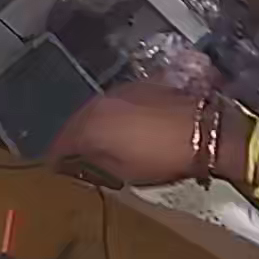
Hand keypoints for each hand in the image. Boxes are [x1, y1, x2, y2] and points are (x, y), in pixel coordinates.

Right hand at [45, 82, 208, 185]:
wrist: (204, 130)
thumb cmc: (162, 159)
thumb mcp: (124, 173)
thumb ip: (94, 164)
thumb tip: (77, 163)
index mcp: (89, 125)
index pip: (61, 143)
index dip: (56, 159)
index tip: (55, 170)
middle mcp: (97, 103)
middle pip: (75, 123)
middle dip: (71, 140)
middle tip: (73, 158)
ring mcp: (118, 91)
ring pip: (94, 110)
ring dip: (91, 125)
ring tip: (97, 143)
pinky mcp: (139, 85)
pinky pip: (114, 103)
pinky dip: (111, 115)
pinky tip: (121, 126)